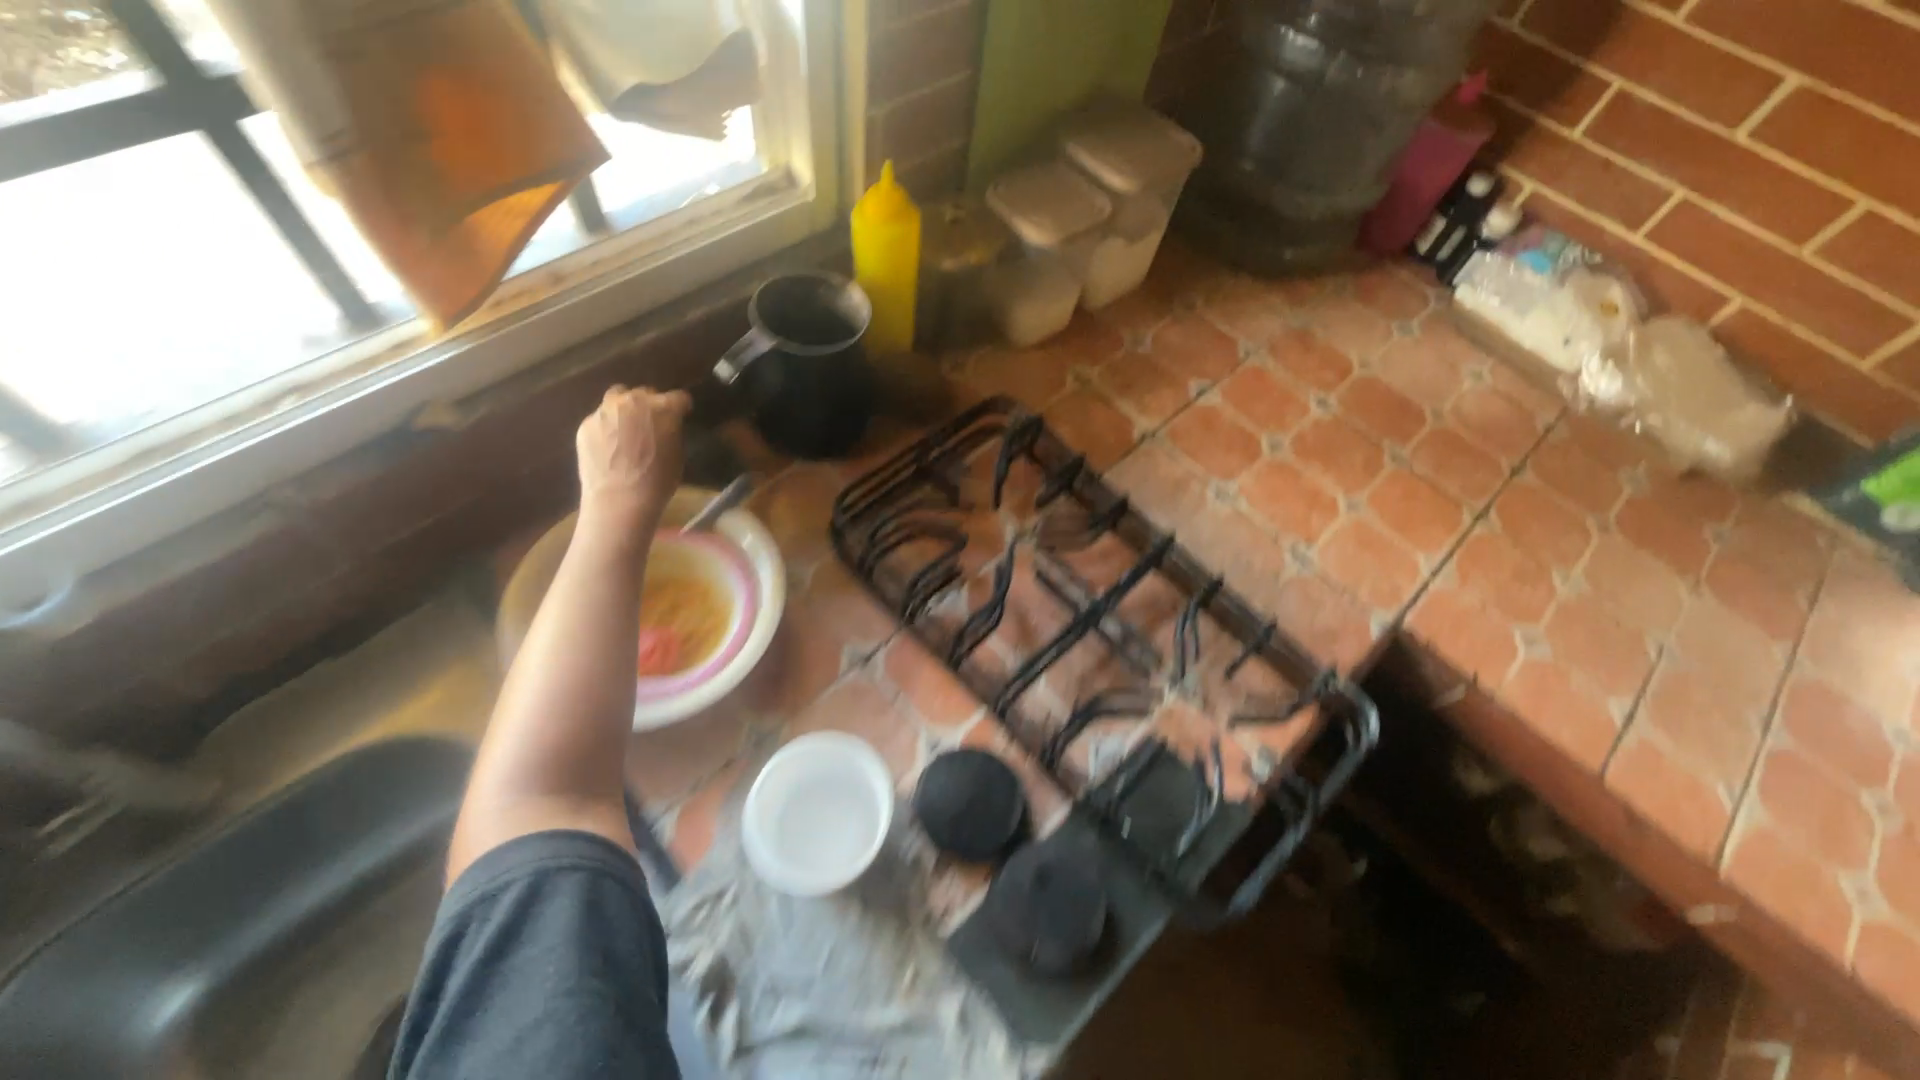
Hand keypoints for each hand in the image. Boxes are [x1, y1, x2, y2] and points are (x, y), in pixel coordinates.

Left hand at [575, 385, 690, 541]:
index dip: (681, 408)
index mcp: (663, 407)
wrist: (620, 499)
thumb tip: (666, 426)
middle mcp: (633, 400)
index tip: (681, 417)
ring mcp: (606, 410)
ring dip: (625, 408)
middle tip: (651, 425)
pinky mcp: (586, 424)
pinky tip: (608, 446)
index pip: (679, 397)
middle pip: (645, 393)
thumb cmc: (658, 481)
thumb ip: (671, 431)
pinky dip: (607, 427)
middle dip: (651, 406)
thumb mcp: (677, 453)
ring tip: (626, 428)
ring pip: (618, 398)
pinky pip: (600, 418)